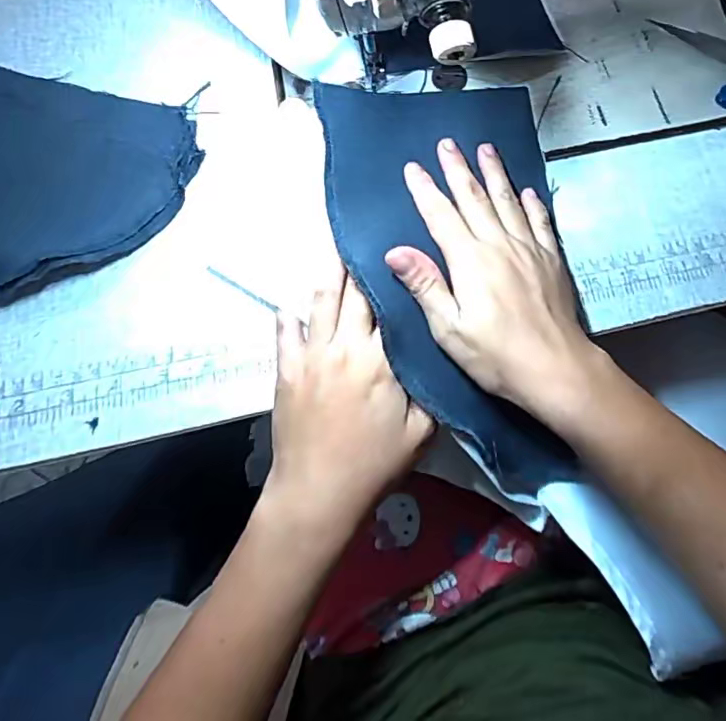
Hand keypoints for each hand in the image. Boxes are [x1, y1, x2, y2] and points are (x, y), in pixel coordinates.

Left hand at [265, 262, 434, 534]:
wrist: (318, 494)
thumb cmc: (375, 464)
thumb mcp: (422, 431)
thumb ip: (432, 388)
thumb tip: (439, 353)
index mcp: (381, 359)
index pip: (389, 305)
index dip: (395, 275)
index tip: (400, 249)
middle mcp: (346, 346)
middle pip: (354, 292)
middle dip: (360, 260)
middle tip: (367, 232)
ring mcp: (312, 354)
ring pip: (320, 299)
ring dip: (328, 270)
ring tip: (334, 243)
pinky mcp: (287, 368)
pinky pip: (286, 329)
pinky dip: (290, 311)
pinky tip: (294, 297)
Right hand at [384, 138, 617, 429]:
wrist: (557, 368)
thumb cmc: (498, 356)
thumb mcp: (450, 330)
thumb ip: (426, 286)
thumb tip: (396, 252)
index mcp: (470, 261)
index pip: (441, 216)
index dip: (425, 190)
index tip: (414, 168)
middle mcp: (499, 245)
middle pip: (474, 198)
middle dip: (458, 169)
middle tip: (447, 144)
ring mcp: (528, 249)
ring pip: (507, 201)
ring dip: (494, 174)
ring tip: (485, 150)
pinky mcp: (551, 259)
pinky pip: (539, 222)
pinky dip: (532, 203)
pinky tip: (528, 191)